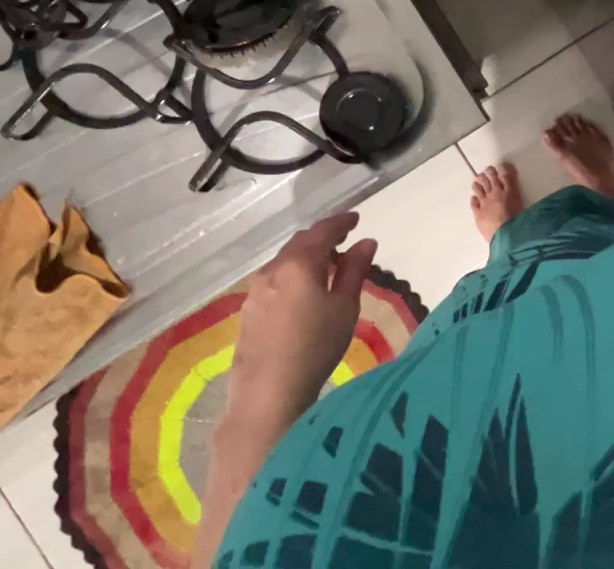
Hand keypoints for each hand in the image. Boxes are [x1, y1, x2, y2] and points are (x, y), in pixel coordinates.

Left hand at [223, 212, 376, 435]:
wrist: (267, 394)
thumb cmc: (316, 347)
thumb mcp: (345, 307)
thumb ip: (355, 270)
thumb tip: (366, 241)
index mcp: (300, 263)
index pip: (322, 231)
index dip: (341, 222)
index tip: (356, 219)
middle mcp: (273, 270)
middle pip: (300, 243)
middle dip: (322, 238)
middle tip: (344, 242)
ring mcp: (256, 291)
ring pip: (284, 262)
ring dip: (306, 257)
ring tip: (327, 269)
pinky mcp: (248, 311)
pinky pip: (274, 280)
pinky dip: (292, 275)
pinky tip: (303, 294)